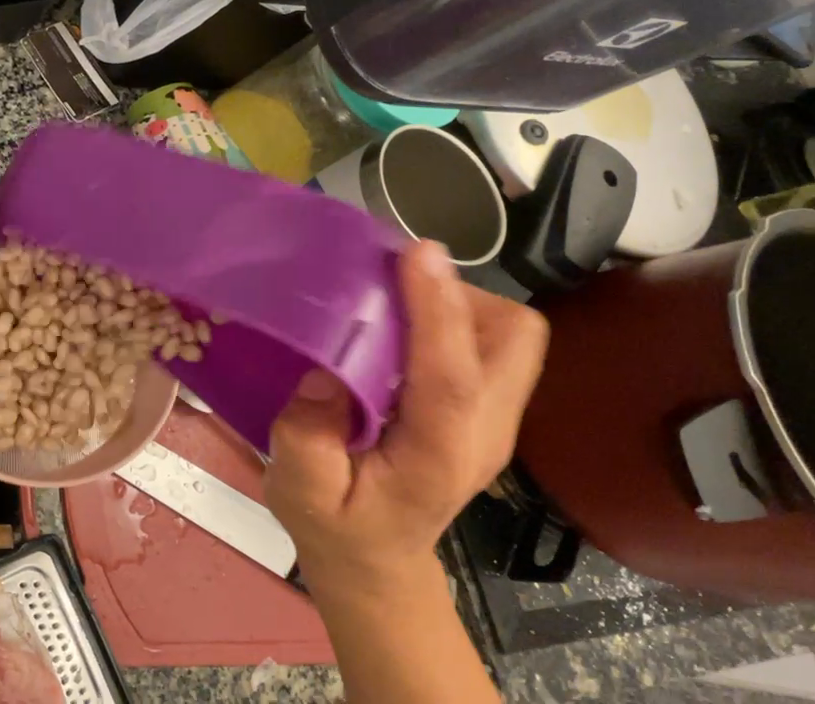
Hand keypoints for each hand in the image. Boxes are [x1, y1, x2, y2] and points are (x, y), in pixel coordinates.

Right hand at [264, 241, 547, 594]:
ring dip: (454, 302)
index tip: (416, 254)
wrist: (376, 560)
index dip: (437, 311)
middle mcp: (484, 432)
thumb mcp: (300, 492)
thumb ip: (307, 437)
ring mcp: (493, 420)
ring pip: (508, 334)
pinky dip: (448, 316)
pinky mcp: (482, 408)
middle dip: (459, 297)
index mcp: (439, 456)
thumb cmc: (335, 526)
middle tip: (390, 285)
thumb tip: (323, 371)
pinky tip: (395, 322)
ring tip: (389, 299)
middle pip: (514, 340)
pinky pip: (485, 342)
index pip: (453, 375)